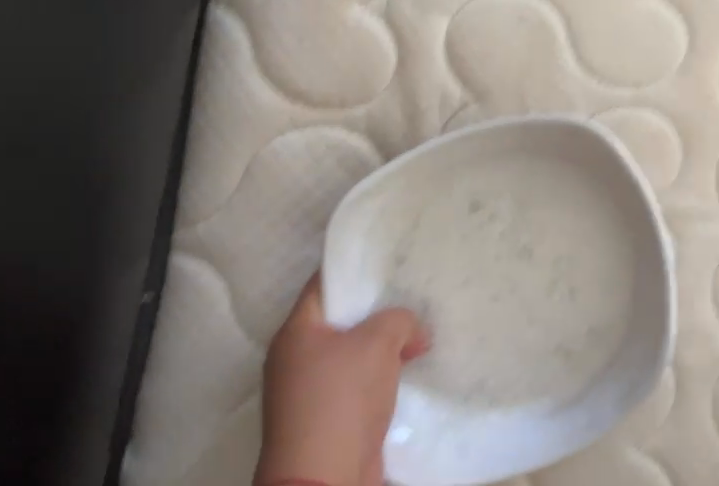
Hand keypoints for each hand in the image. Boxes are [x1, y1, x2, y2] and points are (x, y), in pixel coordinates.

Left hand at [256, 273, 428, 485]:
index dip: (357, 266)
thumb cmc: (342, 398)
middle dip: (379, 306)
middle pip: (342, 318)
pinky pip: (359, 379)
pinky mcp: (327, 416)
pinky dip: (383, 370)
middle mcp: (295, 357)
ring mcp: (309, 389)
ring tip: (422, 328)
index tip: (391, 255)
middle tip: (415, 289)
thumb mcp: (379, 342)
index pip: (325, 283)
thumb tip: (412, 330)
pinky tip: (412, 365)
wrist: (324, 478)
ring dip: (385, 342)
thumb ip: (400, 319)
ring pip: (353, 350)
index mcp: (296, 332)